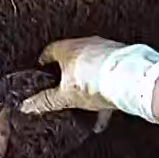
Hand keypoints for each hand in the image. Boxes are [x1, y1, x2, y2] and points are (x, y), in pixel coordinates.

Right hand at [20, 37, 158, 124]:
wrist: (131, 78)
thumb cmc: (95, 81)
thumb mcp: (65, 96)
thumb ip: (46, 101)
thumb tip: (27, 105)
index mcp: (68, 48)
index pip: (49, 52)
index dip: (43, 65)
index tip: (41, 76)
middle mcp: (86, 44)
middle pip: (71, 59)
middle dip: (68, 76)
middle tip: (63, 91)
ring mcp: (105, 50)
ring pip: (92, 68)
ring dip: (88, 84)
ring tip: (86, 105)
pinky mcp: (122, 59)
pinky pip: (109, 75)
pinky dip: (105, 91)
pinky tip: (105, 114)